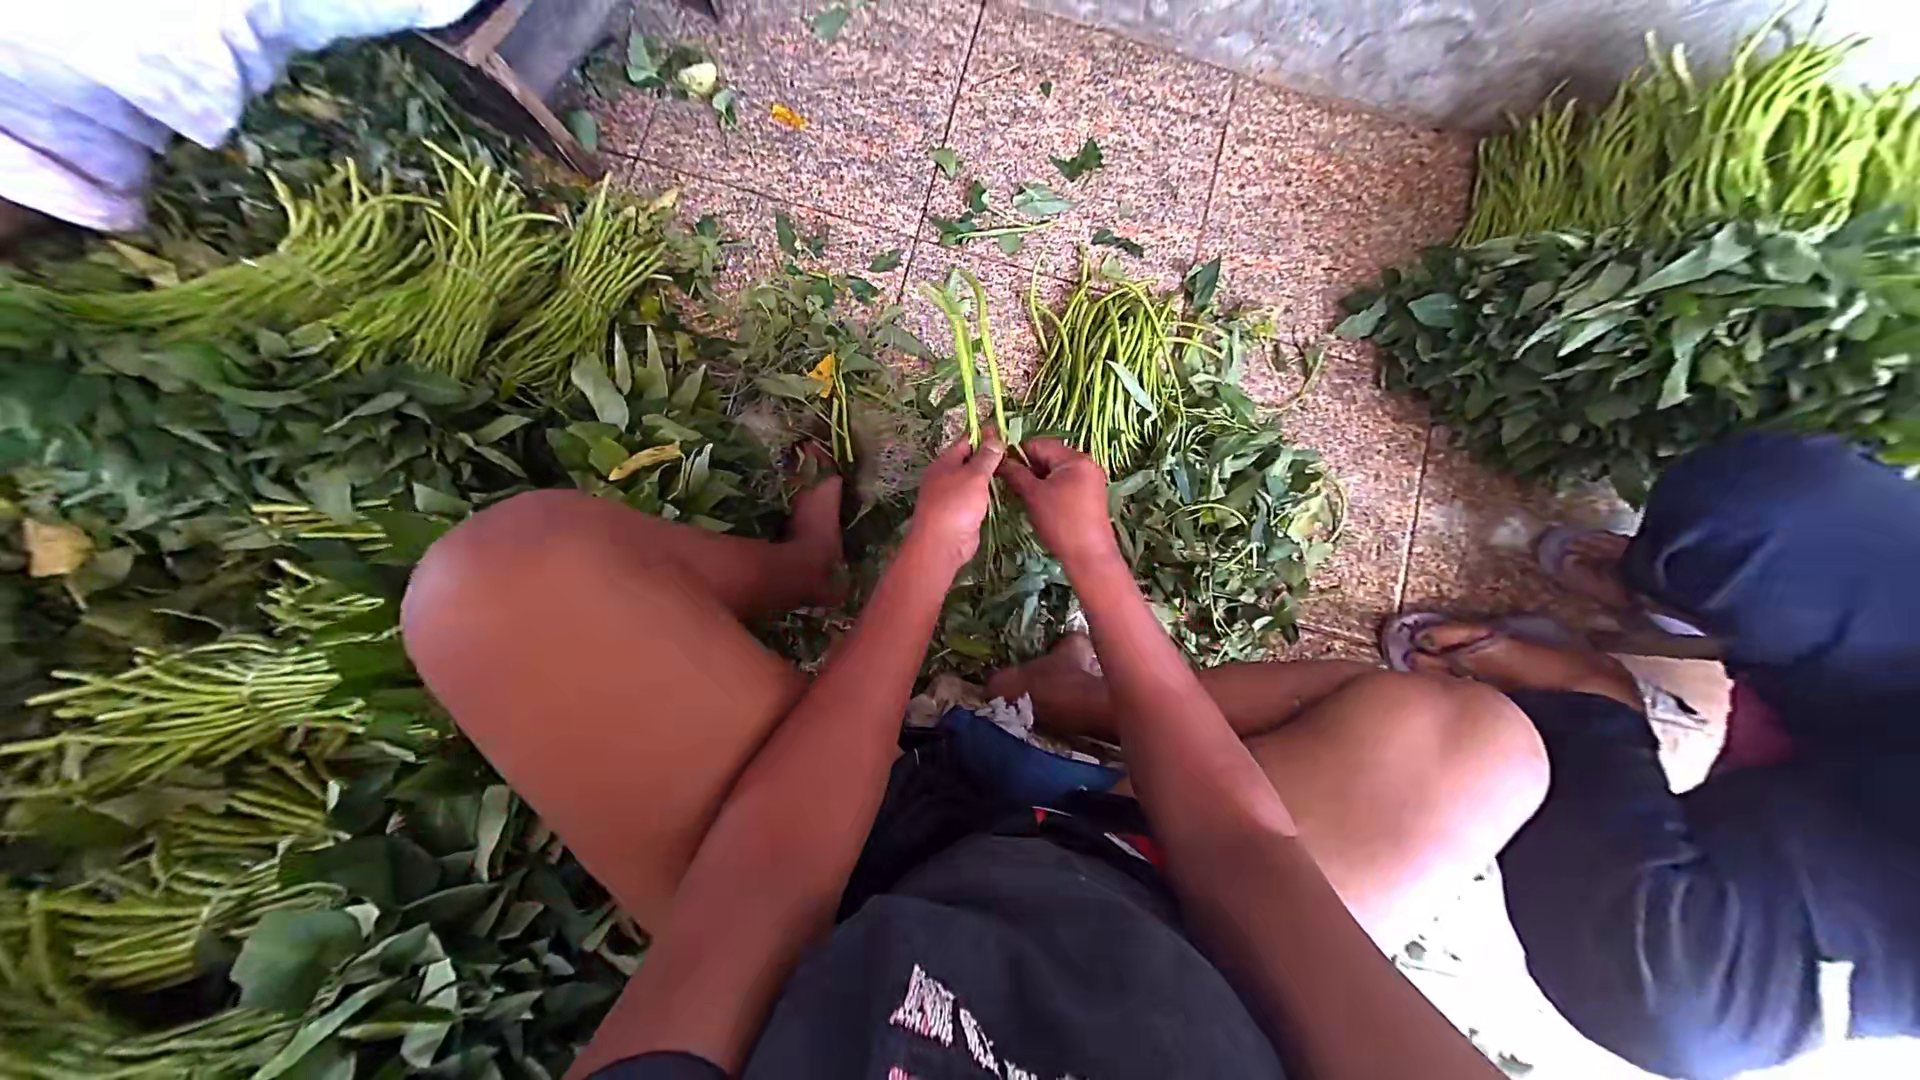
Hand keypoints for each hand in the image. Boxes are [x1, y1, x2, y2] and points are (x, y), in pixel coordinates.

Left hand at [907, 435, 1005, 571]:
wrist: (942, 543)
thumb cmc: (956, 504)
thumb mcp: (974, 476)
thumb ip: (986, 458)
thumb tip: (995, 439)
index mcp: (944, 462)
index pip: (965, 441)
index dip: (984, 435)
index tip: (1004, 432)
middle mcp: (946, 476)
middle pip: (969, 460)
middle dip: (988, 455)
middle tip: (1013, 451)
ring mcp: (952, 495)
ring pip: (973, 479)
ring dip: (989, 474)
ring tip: (1012, 468)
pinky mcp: (960, 512)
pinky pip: (975, 496)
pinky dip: (987, 492)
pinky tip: (1002, 490)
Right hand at [997, 438, 1117, 569]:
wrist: (1089, 556)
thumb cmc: (1060, 522)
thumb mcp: (1033, 495)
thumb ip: (1015, 474)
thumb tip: (1000, 460)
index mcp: (1075, 458)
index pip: (1038, 444)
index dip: (1018, 454)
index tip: (1003, 470)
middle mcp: (1087, 463)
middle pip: (1049, 456)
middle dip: (1029, 468)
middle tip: (1013, 486)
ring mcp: (1091, 479)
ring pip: (1057, 471)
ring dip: (1039, 480)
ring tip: (1027, 497)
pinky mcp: (1092, 495)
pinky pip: (1066, 483)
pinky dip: (1051, 488)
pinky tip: (1042, 504)